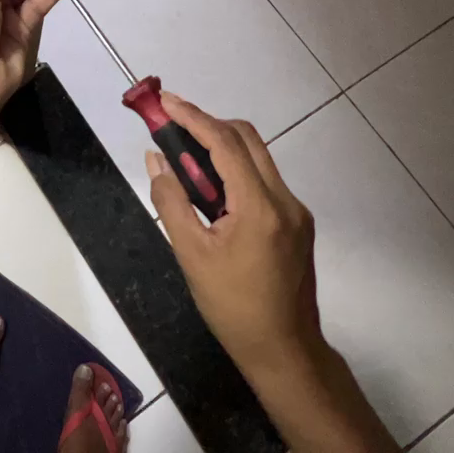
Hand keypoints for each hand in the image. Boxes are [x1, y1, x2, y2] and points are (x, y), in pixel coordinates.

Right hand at [148, 91, 322, 375]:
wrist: (285, 352)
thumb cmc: (232, 307)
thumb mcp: (191, 255)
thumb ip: (171, 201)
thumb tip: (156, 158)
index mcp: (260, 207)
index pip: (225, 144)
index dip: (193, 117)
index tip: (165, 100)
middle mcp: (285, 200)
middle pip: (246, 139)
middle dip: (207, 123)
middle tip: (171, 123)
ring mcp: (296, 210)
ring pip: (257, 156)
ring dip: (221, 146)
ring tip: (185, 155)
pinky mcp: (297, 222)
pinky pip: (263, 179)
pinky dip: (235, 169)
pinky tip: (211, 188)